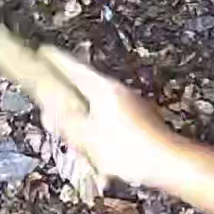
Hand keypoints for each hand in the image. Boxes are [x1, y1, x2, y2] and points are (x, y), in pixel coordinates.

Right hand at [35, 46, 190, 190]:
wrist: (170, 162)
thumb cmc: (128, 150)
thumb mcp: (88, 138)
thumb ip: (66, 122)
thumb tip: (49, 111)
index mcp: (103, 90)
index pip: (74, 68)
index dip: (57, 60)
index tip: (43, 51)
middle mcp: (117, 91)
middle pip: (85, 86)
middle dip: (67, 94)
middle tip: (51, 103)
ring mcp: (130, 103)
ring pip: (97, 105)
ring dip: (83, 117)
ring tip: (75, 137)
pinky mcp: (138, 118)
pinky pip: (109, 118)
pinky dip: (97, 128)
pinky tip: (96, 151)